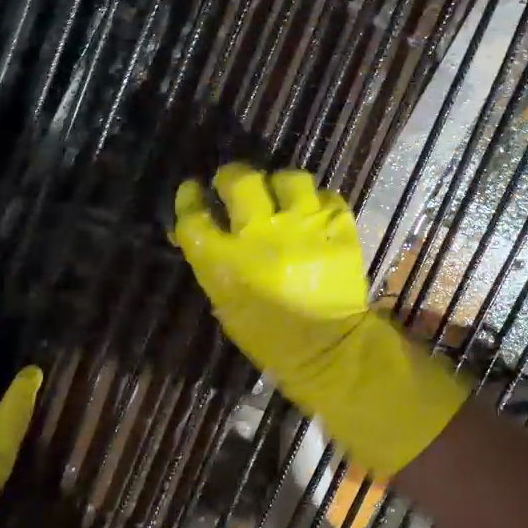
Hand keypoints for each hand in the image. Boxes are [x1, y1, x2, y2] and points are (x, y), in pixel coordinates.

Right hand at [171, 164, 463, 475]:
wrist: (329, 351)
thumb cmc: (270, 337)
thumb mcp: (226, 303)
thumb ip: (213, 263)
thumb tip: (204, 231)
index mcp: (224, 260)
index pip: (194, 215)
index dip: (189, 197)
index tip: (193, 191)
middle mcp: (261, 234)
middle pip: (240, 180)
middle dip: (232, 176)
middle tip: (234, 184)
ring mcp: (303, 226)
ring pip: (289, 179)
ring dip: (281, 185)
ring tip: (282, 195)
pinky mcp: (338, 227)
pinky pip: (326, 197)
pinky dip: (318, 203)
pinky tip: (313, 214)